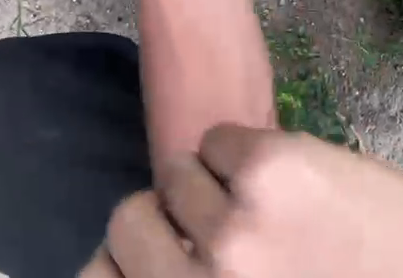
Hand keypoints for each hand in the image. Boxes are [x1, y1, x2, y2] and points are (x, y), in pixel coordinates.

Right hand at [83, 125, 402, 277]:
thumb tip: (129, 263)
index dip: (116, 264)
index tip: (151, 255)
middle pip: (128, 220)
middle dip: (160, 216)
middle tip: (208, 222)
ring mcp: (236, 226)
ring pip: (177, 170)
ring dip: (207, 181)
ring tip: (257, 199)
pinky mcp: (270, 167)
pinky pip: (220, 138)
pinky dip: (241, 151)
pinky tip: (286, 176)